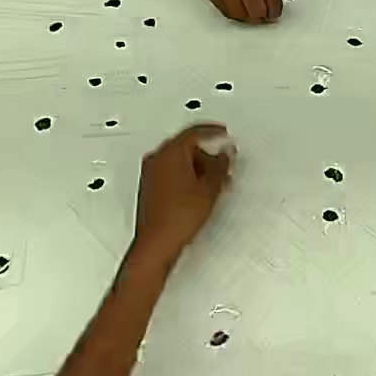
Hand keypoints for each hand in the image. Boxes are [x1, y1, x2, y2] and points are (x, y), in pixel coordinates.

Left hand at [132, 124, 235, 265]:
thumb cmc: (177, 218)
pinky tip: (198, 191)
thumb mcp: (209, 189)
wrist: (157, 243)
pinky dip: (186, 176)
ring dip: (197, 167)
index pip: (194, 132)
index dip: (213, 131)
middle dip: (207, 155)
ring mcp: (151, 172)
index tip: (223, 132)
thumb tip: (226, 153)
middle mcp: (157, 158)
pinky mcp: (149, 186)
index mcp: (170, 152)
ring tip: (214, 183)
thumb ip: (221, 166)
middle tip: (223, 165)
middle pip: (186, 146)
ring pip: (179, 160)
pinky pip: (171, 171)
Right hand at [186, 0, 282, 23]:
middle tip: (267, 16)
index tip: (276, 11)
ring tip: (254, 17)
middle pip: (258, 11)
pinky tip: (239, 13)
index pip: (272, 0)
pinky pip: (228, 13)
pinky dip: (236, 16)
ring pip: (243, 16)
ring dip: (251, 19)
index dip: (276, 9)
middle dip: (264, 16)